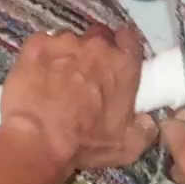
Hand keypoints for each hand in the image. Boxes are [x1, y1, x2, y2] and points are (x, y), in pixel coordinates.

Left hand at [0, 25, 158, 172]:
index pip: (129, 38)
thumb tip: (148, 121)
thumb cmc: (84, 143)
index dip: (122, 47)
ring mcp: (64, 42)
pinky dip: (41, 56)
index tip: (115, 60)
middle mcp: (96, 46)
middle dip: (94, 52)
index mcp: (123, 65)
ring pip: (69, 40)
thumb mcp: (127, 146)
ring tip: (56, 78)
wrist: (38, 140)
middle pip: (98, 37)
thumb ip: (145, 130)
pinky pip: (41, 43)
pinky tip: (37, 75)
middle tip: (85, 75)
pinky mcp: (35, 45)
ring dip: (66, 54)